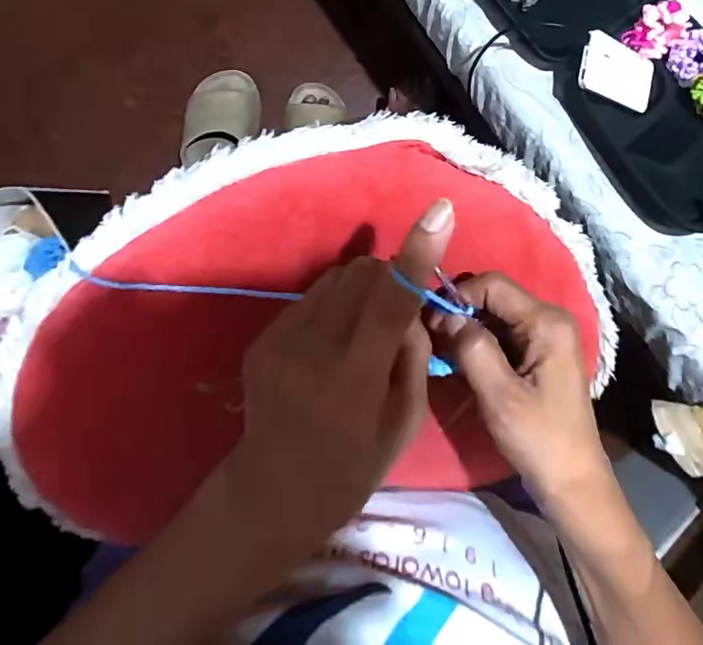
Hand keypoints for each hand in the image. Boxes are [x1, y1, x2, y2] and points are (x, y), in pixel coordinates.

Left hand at [214, 199, 452, 551]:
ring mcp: (281, 341)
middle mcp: (313, 350)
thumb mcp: (402, 422)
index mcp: (354, 380)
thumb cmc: (352, 466)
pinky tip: (329, 341)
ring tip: (360, 327)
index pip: (391, 303)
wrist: (273, 490)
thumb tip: (412, 302)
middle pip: (362, 274)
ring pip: (336, 277)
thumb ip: (413, 355)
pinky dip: (333, 305)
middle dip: (388, 276)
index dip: (417, 255)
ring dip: (360, 287)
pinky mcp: (263, 337)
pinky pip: (311, 296)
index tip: (439, 212)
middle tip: (395, 308)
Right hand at [429, 271, 608, 505]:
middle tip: (430, 335)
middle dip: (460, 310)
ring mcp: (545, 336)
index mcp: (547, 322)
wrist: (573, 485)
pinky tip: (458, 358)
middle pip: (494, 295)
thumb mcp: (499, 396)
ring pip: (494, 313)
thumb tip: (444, 314)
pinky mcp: (538, 353)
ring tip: (439, 347)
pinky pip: (501, 332)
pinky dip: (478, 341)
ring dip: (466, 326)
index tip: (430, 320)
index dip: (458, 295)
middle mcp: (549, 318)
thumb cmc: (539, 440)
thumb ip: (472, 348)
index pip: (493, 284)